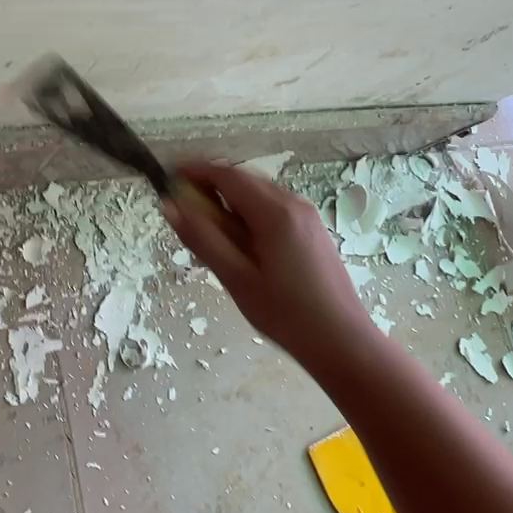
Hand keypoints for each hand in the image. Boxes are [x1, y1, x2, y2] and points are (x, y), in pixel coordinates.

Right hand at [162, 160, 373, 362]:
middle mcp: (293, 203)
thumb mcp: (235, 278)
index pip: (227, 175)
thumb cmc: (286, 314)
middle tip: (184, 208)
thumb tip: (171, 206)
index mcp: (274, 212)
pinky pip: (273, 207)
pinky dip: (249, 212)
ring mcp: (307, 214)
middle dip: (210, 185)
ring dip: (230, 200)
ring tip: (208, 228)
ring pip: (259, 192)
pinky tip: (240, 241)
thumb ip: (202, 239)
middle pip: (244, 178)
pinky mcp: (312, 228)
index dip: (195, 171)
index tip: (170, 177)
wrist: (343, 340)